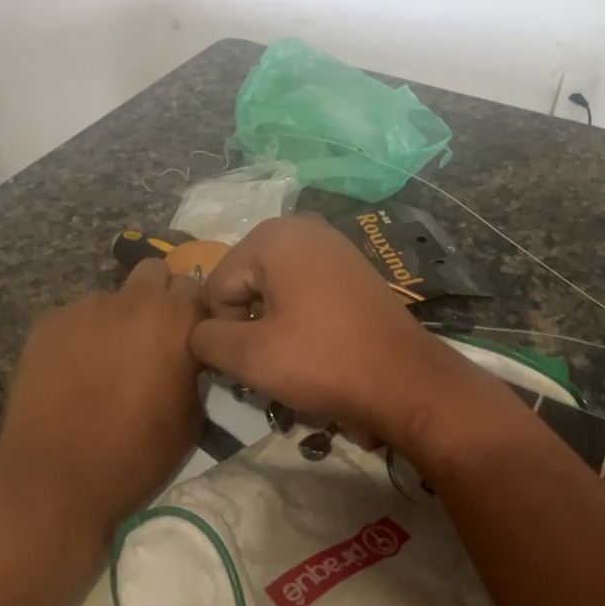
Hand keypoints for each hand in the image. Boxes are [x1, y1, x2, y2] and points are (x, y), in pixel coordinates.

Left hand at [0, 259, 205, 530]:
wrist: (55, 478)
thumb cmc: (136, 455)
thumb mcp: (191, 419)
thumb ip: (195, 372)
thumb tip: (187, 358)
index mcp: (176, 318)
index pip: (196, 287)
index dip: (192, 313)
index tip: (187, 340)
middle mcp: (133, 299)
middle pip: (154, 273)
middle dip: (157, 298)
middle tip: (151, 341)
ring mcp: (86, 306)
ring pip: (112, 297)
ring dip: (117, 320)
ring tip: (104, 363)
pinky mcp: (48, 322)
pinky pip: (75, 318)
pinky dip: (80, 337)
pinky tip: (72, 373)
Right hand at [189, 215, 509, 454]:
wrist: (405, 379)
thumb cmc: (323, 361)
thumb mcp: (249, 356)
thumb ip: (205, 339)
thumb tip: (199, 334)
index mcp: (272, 235)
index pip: (217, 288)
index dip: (227, 330)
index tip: (256, 358)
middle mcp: (301, 226)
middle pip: (244, 283)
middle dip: (249, 324)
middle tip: (274, 360)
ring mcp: (331, 243)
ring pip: (272, 289)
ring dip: (273, 324)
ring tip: (296, 357)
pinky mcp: (351, 267)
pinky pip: (303, 289)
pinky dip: (299, 317)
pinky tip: (317, 345)